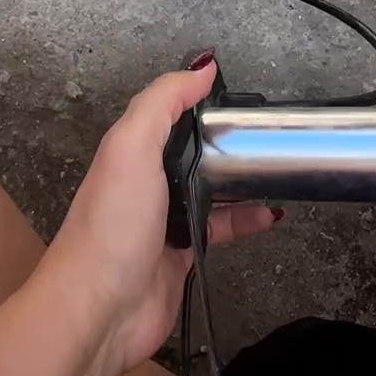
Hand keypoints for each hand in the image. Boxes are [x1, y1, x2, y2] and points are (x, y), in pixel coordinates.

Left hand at [37, 57, 277, 375]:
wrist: (99, 309)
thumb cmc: (111, 223)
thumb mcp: (132, 144)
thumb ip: (164, 100)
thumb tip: (202, 66)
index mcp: (132, 146)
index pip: (170, 110)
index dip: (200, 99)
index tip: (238, 94)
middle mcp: (148, 178)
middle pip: (193, 148)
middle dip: (225, 140)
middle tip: (265, 134)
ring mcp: (166, 217)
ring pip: (210, 188)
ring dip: (240, 180)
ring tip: (276, 170)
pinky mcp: (183, 253)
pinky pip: (221, 227)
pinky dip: (246, 219)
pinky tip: (270, 215)